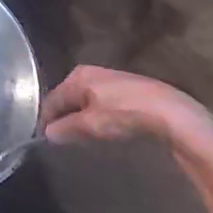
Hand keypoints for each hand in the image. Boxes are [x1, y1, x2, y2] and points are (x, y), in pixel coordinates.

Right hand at [40, 65, 212, 146]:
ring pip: (84, 101)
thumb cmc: (124, 113)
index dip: (46, 119)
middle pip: (68, 98)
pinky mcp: (125, 89)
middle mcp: (90, 72)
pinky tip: (103, 129)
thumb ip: (66, 128)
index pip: (52, 98)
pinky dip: (96, 115)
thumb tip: (48, 133)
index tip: (43, 138)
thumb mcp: (91, 124)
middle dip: (64, 118)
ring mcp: (109, 79)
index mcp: (77, 75)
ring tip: (81, 138)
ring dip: (80, 118)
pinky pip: (100, 103)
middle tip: (62, 140)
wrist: (169, 112)